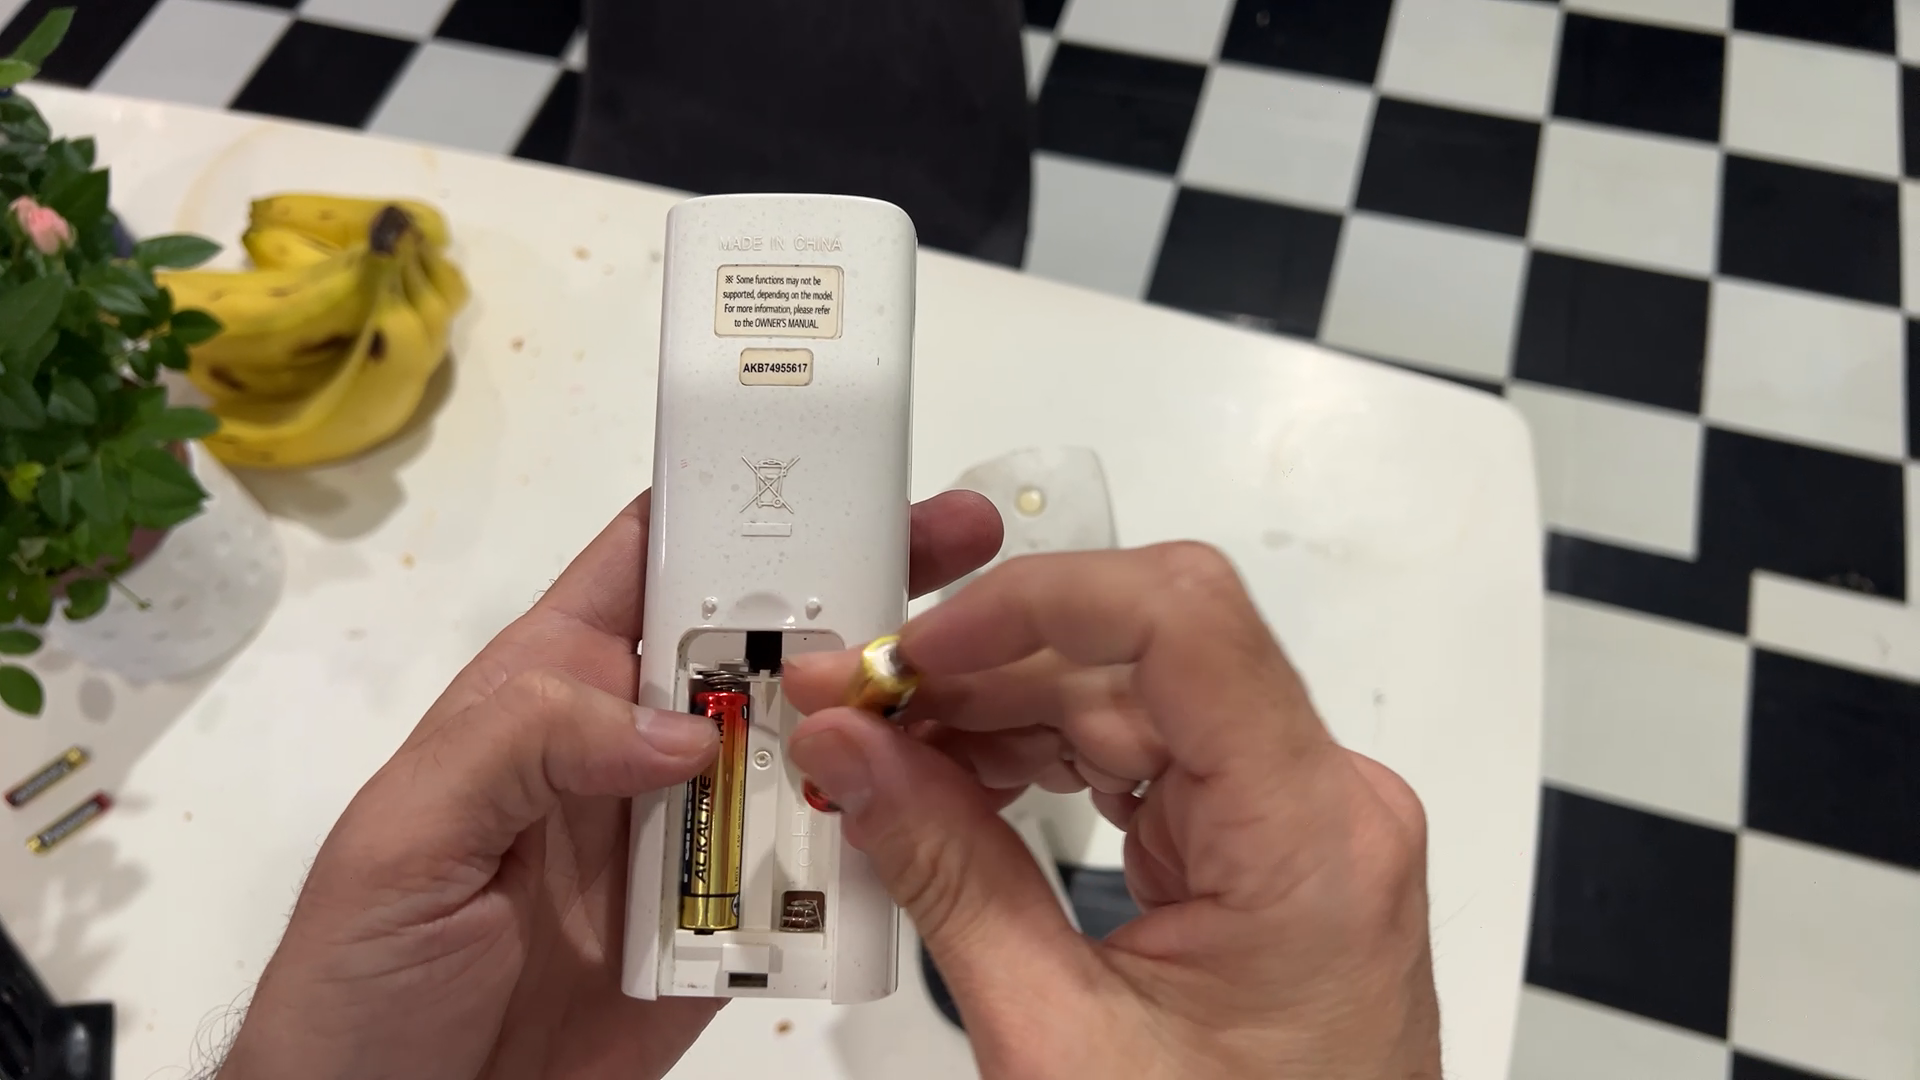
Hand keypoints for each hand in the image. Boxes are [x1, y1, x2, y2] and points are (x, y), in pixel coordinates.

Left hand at [218, 490, 1001, 1079]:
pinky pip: (837, 824)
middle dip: (868, 573)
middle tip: (958, 539)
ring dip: (896, 687)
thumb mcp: (410, 835)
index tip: (840, 473)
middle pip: (776, 626)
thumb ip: (528, 747)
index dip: (746, 504)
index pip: (665, 552)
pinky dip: (898, 796)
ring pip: (824, 718)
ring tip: (986, 658)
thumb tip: (685, 732)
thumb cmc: (374, 973)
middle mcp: (659, 719)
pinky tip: (964, 771)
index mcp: (574, 673)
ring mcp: (717, 799)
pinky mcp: (755, 881)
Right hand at [783, 544, 1440, 1078]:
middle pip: (1123, 655)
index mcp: (1308, 838)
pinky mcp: (1241, 822)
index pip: (1182, 620)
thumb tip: (853, 752)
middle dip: (976, 666)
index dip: (1039, 600)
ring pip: (1111, 688)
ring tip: (894, 754)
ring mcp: (1279, 803)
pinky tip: (960, 779)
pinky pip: (1122, 739)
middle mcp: (1312, 794)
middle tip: (862, 704)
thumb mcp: (1058, 1045)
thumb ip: (945, 875)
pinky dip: (1029, 747)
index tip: (924, 643)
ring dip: (990, 708)